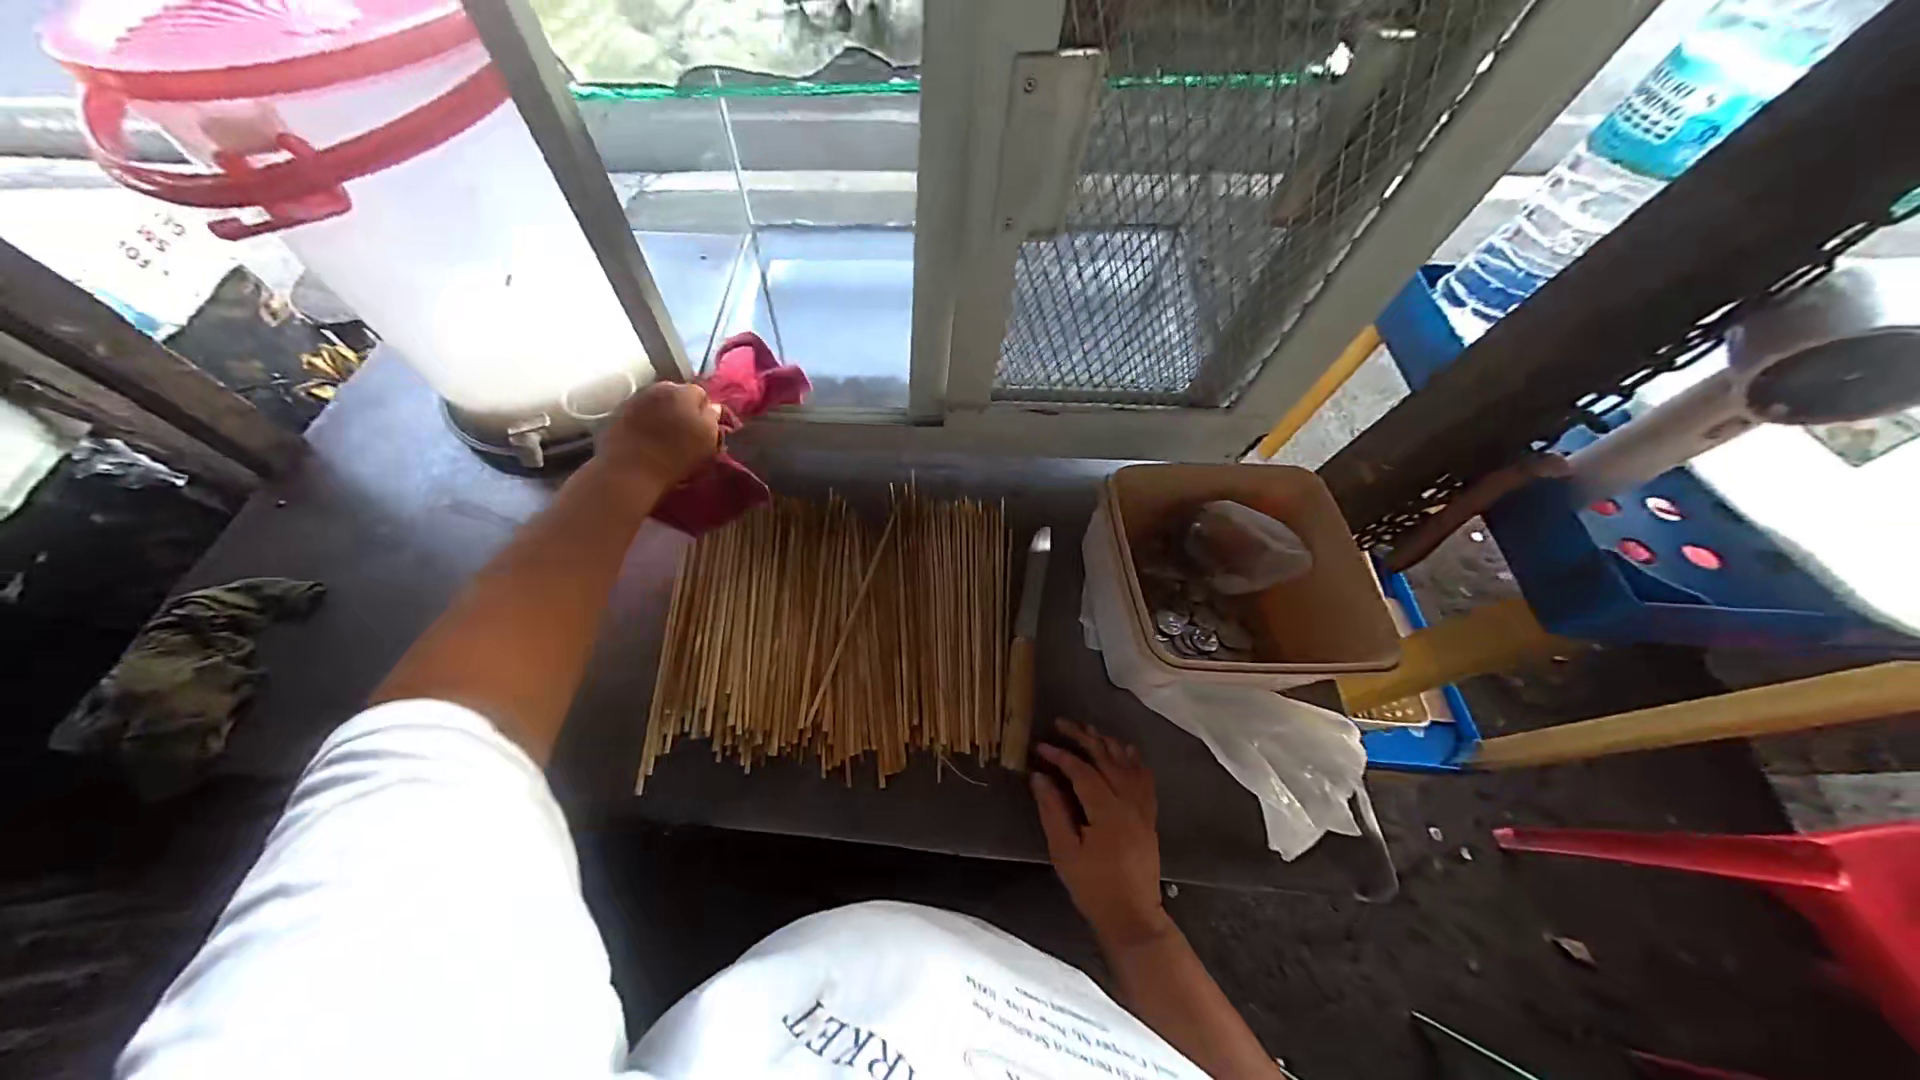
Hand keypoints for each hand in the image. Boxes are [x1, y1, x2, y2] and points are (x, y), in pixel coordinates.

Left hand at [593, 381, 722, 500]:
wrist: (630, 470)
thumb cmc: (676, 455)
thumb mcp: (708, 440)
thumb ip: (713, 418)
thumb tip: (713, 407)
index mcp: (683, 392)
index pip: (701, 394)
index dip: (705, 412)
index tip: (704, 430)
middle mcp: (658, 388)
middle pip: (677, 394)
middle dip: (683, 409)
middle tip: (685, 432)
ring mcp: (635, 399)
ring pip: (657, 403)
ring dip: (662, 414)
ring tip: (664, 437)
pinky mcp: (617, 414)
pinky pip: (639, 413)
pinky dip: (644, 422)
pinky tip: (646, 439)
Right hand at [1032, 720, 1172, 949]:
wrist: (1132, 917)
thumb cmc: (1093, 887)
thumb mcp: (1064, 851)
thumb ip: (1052, 810)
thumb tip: (1039, 776)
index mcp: (1107, 811)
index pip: (1081, 771)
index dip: (1060, 755)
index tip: (1040, 746)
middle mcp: (1129, 802)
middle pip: (1107, 758)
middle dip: (1083, 737)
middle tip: (1061, 724)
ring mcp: (1143, 808)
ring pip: (1127, 763)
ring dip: (1107, 742)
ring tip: (1088, 729)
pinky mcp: (1149, 816)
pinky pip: (1144, 777)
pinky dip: (1132, 759)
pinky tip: (1123, 750)